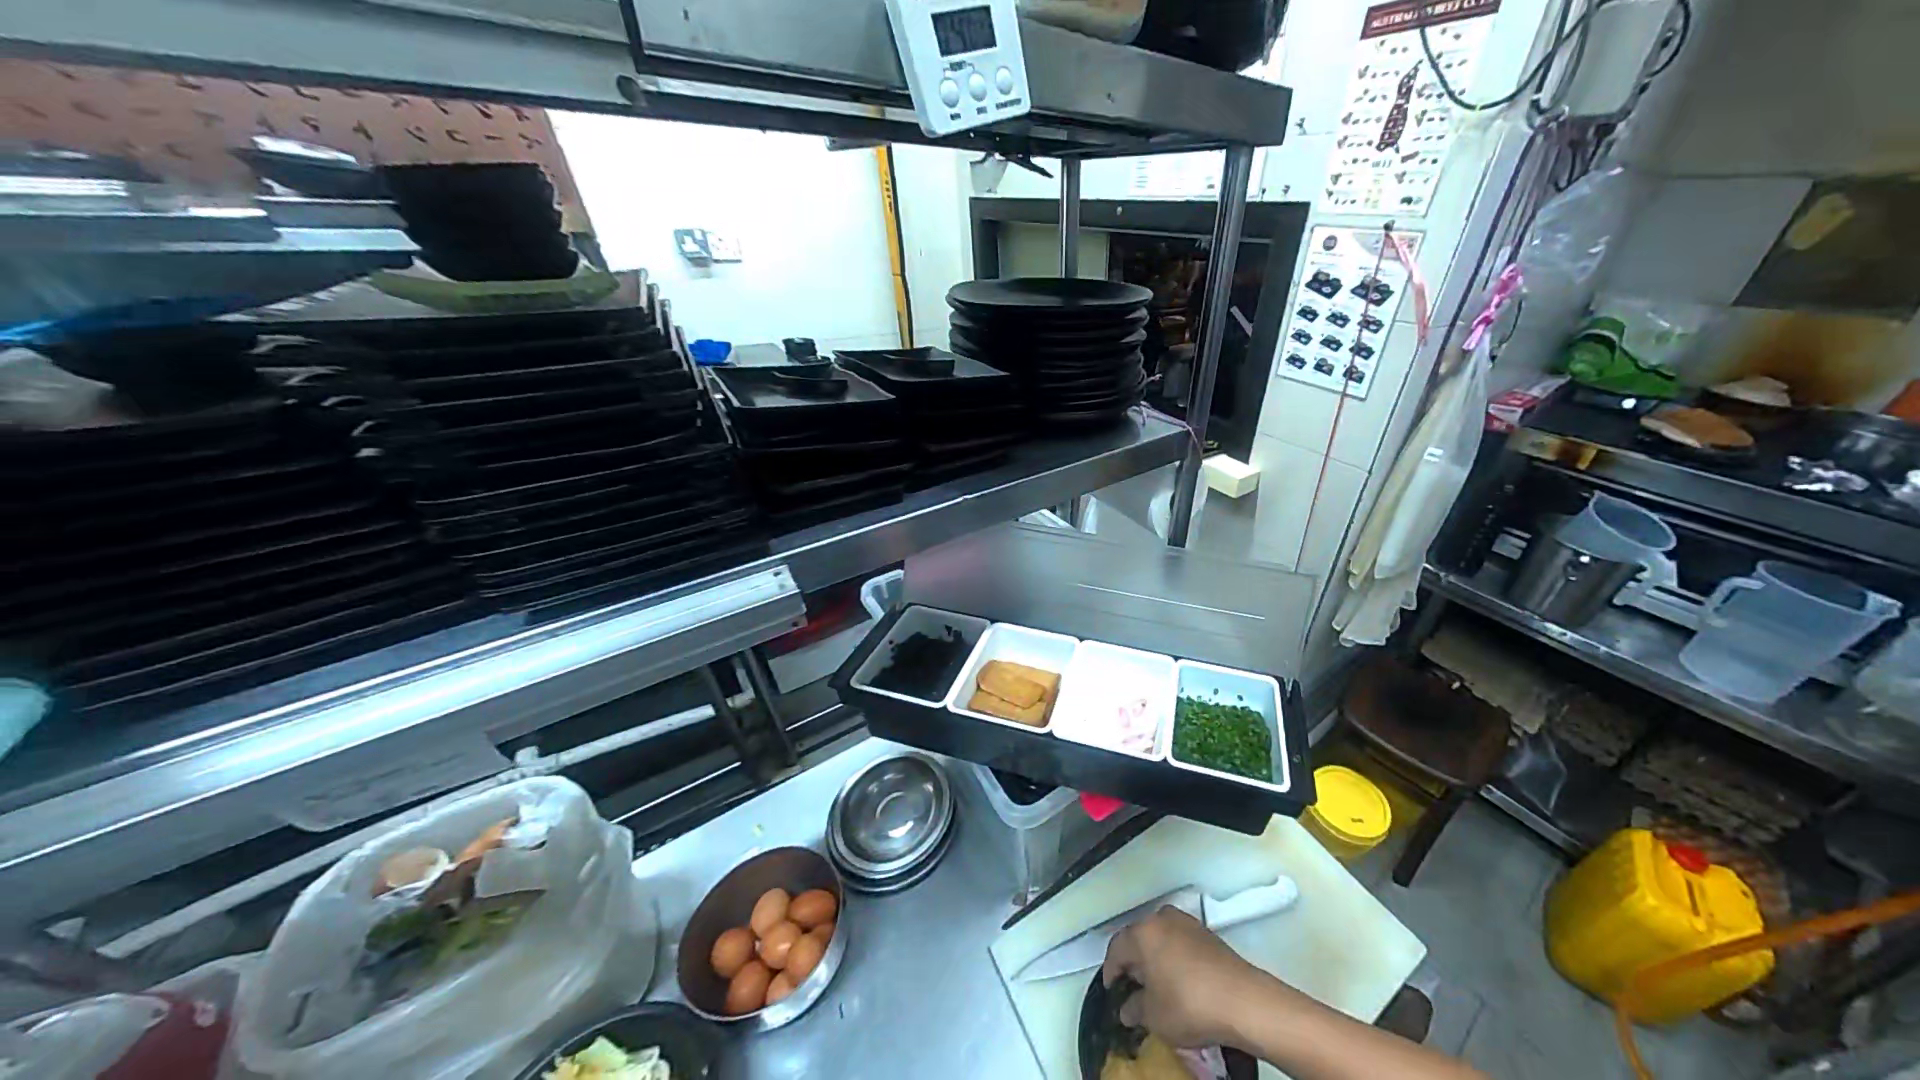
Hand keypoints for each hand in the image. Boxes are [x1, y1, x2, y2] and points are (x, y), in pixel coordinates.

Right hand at [1101, 906, 1291, 1049]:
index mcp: (1142, 932)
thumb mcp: (1153, 1016)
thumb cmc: (1189, 1004)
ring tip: (1160, 988)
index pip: (1116, 950)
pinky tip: (1182, 983)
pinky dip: (1176, 960)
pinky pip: (1181, 944)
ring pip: (1161, 940)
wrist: (1244, 1001)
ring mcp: (1188, 923)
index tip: (1113, 992)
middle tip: (1134, 990)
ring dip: (1156, 961)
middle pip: (1139, 940)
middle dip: (1134, 965)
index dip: (1111, 973)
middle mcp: (1162, 919)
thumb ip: (1134, 1010)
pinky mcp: (1208, 934)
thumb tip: (1128, 1009)